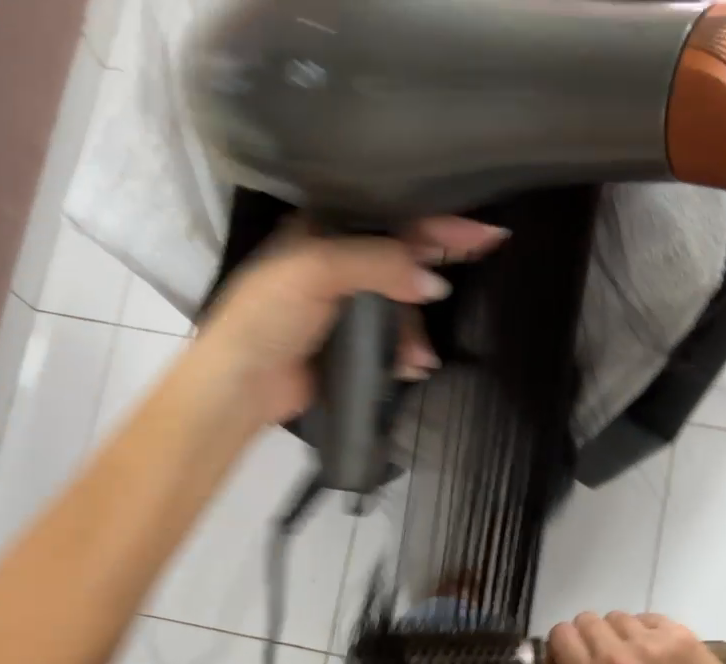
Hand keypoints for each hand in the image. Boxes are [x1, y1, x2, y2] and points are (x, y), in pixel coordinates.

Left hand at [191, 217, 508, 424]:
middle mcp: (336, 262)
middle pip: (402, 259)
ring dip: (416, 328)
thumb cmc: (267, 315)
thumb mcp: (317, 271)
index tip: (484, 230)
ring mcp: (343, 305)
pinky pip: (391, 339)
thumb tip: (434, 282)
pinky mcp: (348, 343)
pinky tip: (411, 366)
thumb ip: (378, 263)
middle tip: (483, 262)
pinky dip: (405, 351)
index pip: (390, 216)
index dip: (438, 221)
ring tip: (420, 356)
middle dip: (432, 274)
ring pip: (400, 304)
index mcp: (323, 230)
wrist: (240, 385)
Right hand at [516, 612, 725, 663]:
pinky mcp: (679, 633)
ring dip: (618, 634)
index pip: (560, 635)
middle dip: (588, 640)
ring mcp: (651, 641)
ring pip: (617, 618)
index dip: (563, 648)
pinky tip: (658, 658)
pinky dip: (647, 632)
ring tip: (635, 662)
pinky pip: (648, 619)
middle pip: (585, 621)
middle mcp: (618, 655)